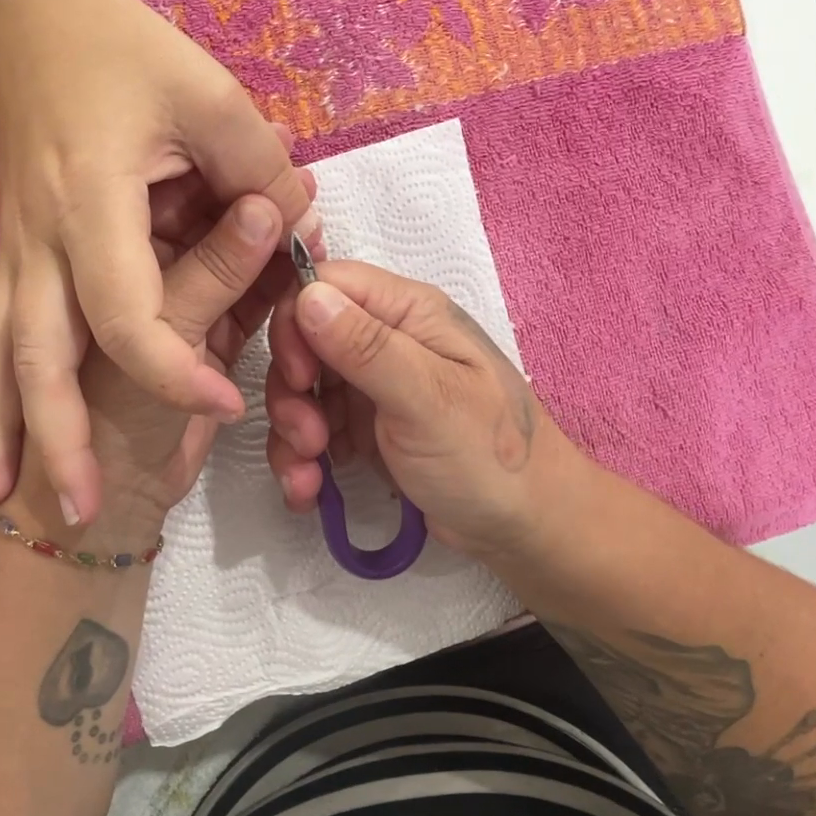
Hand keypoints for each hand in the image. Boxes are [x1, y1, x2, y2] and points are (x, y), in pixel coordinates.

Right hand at [0, 0, 317, 526]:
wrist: (28, 22)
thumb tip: (300, 226)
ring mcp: (15, 252)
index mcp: (94, 203)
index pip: (128, 309)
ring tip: (10, 500)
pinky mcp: (9, 257)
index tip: (228, 401)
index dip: (177, 366)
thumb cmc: (124, 53)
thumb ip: (258, 167)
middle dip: (63, 436)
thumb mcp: (208, 95)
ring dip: (6, 432)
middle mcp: (43, 242)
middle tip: (89, 508)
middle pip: (40, 354)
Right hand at [265, 262, 579, 558]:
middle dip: (292, 393)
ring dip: (292, 434)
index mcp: (410, 314)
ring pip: (303, 391)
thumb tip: (308, 293)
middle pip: (305, 341)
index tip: (300, 377)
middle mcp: (387, 341)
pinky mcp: (365, 428)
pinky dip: (303, 461)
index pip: (326, 284)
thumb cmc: (489, 457)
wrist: (523, 530)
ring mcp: (373, 387)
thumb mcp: (428, 400)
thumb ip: (367, 347)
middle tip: (308, 440)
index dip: (296, 324)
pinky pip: (314, 430)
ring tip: (307, 479)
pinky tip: (310, 492)